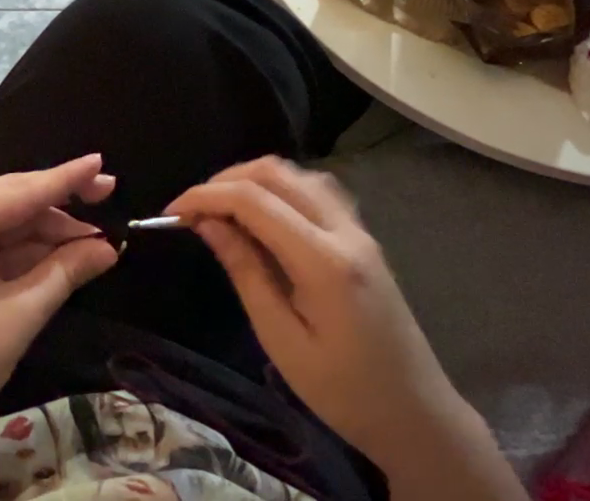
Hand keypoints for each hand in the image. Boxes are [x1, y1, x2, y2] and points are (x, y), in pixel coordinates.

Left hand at [0, 154, 119, 460]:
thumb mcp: (21, 314)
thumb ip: (66, 270)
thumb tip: (109, 246)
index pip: (17, 191)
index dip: (64, 179)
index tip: (102, 162)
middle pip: (10, 197)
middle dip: (59, 201)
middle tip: (108, 192)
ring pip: (3, 216)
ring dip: (47, 226)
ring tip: (97, 233)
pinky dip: (26, 243)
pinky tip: (64, 246)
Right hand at [166, 157, 481, 474]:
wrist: (417, 416)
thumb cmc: (343, 391)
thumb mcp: (281, 339)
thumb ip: (245, 271)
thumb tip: (207, 223)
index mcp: (323, 261)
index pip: (253, 200)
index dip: (205, 196)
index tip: (171, 212)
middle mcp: (344, 231)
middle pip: (275, 173)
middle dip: (224, 181)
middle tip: (192, 210)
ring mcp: (359, 231)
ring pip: (297, 174)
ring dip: (252, 179)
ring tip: (221, 209)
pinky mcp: (362, 239)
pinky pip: (316, 190)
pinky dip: (279, 187)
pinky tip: (263, 213)